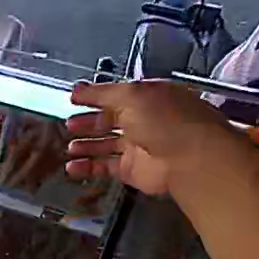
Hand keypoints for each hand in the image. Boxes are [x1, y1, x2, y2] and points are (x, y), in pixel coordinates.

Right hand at [64, 79, 258, 195]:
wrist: (188, 158)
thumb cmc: (170, 121)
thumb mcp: (132, 95)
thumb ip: (102, 93)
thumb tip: (78, 89)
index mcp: (148, 98)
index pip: (116, 95)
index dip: (94, 97)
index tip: (75, 98)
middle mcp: (145, 120)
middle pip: (110, 121)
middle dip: (88, 123)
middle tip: (70, 124)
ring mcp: (138, 146)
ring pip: (106, 145)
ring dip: (86, 146)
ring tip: (69, 146)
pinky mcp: (132, 169)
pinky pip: (104, 167)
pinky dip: (87, 167)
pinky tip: (73, 166)